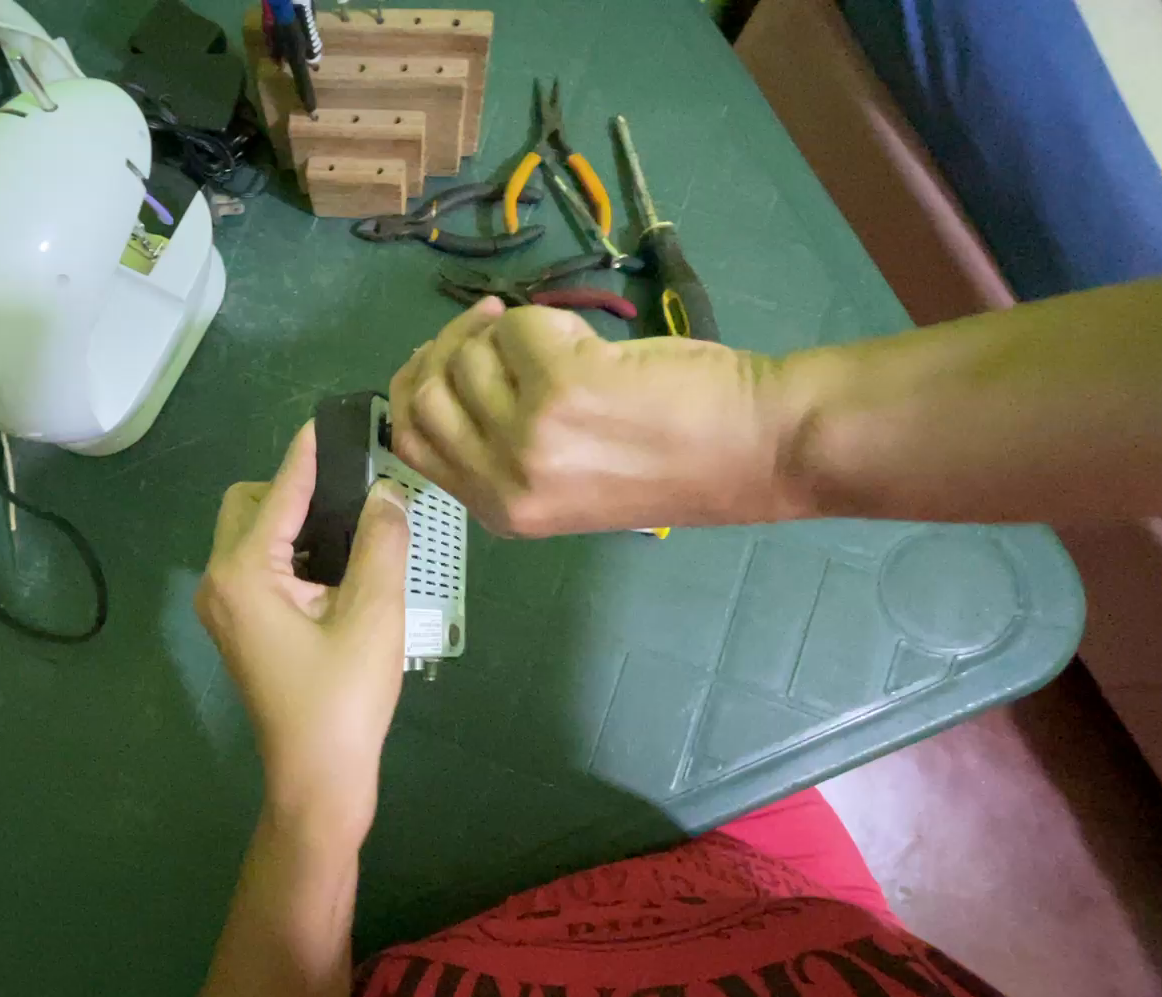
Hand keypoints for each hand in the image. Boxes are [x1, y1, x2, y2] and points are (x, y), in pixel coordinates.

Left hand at [197, 423, 410, 844]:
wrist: (317, 780)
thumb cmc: (344, 700)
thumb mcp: (373, 615)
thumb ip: (380, 543)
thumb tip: (385, 493)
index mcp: (244, 573)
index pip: (280, 493)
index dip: (308, 455)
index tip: (331, 422)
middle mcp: (220, 583)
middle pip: (249, 506)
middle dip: (294, 492)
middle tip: (350, 502)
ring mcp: (223, 609)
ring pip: (250, 537)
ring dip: (293, 524)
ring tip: (350, 531)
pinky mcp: (236, 628)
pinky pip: (255, 567)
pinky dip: (287, 555)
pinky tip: (332, 570)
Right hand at [389, 298, 808, 536]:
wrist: (752, 451)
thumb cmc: (662, 466)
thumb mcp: (558, 483)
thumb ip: (494, 448)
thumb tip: (444, 371)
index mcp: (498, 510)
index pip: (410, 443)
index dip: (413, 391)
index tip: (439, 358)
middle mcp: (503, 482)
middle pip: (424, 398)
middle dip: (449, 350)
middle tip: (490, 328)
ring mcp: (528, 437)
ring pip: (469, 356)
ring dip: (507, 334)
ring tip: (562, 347)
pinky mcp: (562, 387)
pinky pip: (518, 328)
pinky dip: (547, 321)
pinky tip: (589, 344)